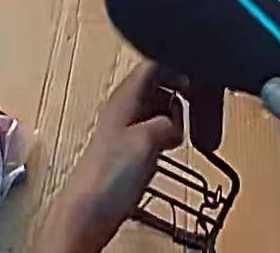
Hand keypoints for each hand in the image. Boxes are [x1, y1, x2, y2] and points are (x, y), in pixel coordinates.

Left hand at [34, 61, 182, 252]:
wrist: (88, 214)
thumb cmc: (110, 174)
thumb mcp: (147, 139)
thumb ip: (167, 122)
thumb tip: (176, 123)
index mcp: (126, 95)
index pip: (152, 65)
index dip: (173, 67)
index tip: (192, 81)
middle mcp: (125, 106)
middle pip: (156, 84)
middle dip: (175, 96)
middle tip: (183, 116)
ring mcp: (126, 127)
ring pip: (156, 108)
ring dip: (170, 118)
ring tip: (174, 137)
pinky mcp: (128, 149)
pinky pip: (153, 130)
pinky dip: (164, 136)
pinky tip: (165, 151)